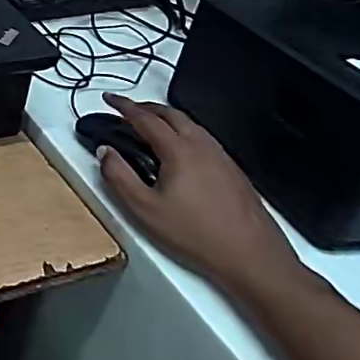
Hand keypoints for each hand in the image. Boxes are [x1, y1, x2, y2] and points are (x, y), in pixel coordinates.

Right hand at [95, 94, 304, 298]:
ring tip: (151, 125)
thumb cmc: (199, 235)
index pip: (145, 118)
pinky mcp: (234, 170)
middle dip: (145, 106)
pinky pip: (203, 138)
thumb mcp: (145, 210)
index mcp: (179, 150)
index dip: (123, 105)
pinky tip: (180, 149)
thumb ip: (118, 176)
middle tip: (127, 109)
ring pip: (190, 123)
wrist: (254, 259)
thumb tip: (106, 152)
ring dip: (166, 117)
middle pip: (170, 113)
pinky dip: (184, 131)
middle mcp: (202, 146)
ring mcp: (222, 157)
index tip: (110, 99)